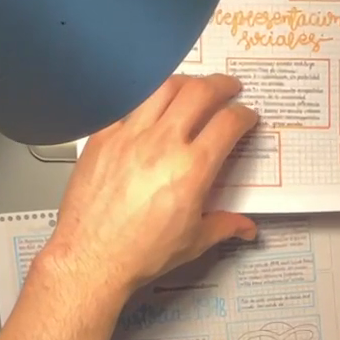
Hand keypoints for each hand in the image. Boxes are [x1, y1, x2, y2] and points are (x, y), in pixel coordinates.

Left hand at [38, 74, 260, 300]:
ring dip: (185, 82)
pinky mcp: (103, 137)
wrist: (92, 257)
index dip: (244, 115)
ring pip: (163, 87)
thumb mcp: (193, 242)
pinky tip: (151, 106)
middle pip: (199, 92)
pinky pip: (128, 104)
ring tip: (193, 87)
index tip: (246, 116)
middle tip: (228, 87)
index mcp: (192, 169)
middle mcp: (162, 144)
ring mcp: (130, 136)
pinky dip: (146, 99)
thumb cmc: (139, 253)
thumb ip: (224, 226)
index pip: (228, 124)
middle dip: (221, 85)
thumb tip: (245, 227)